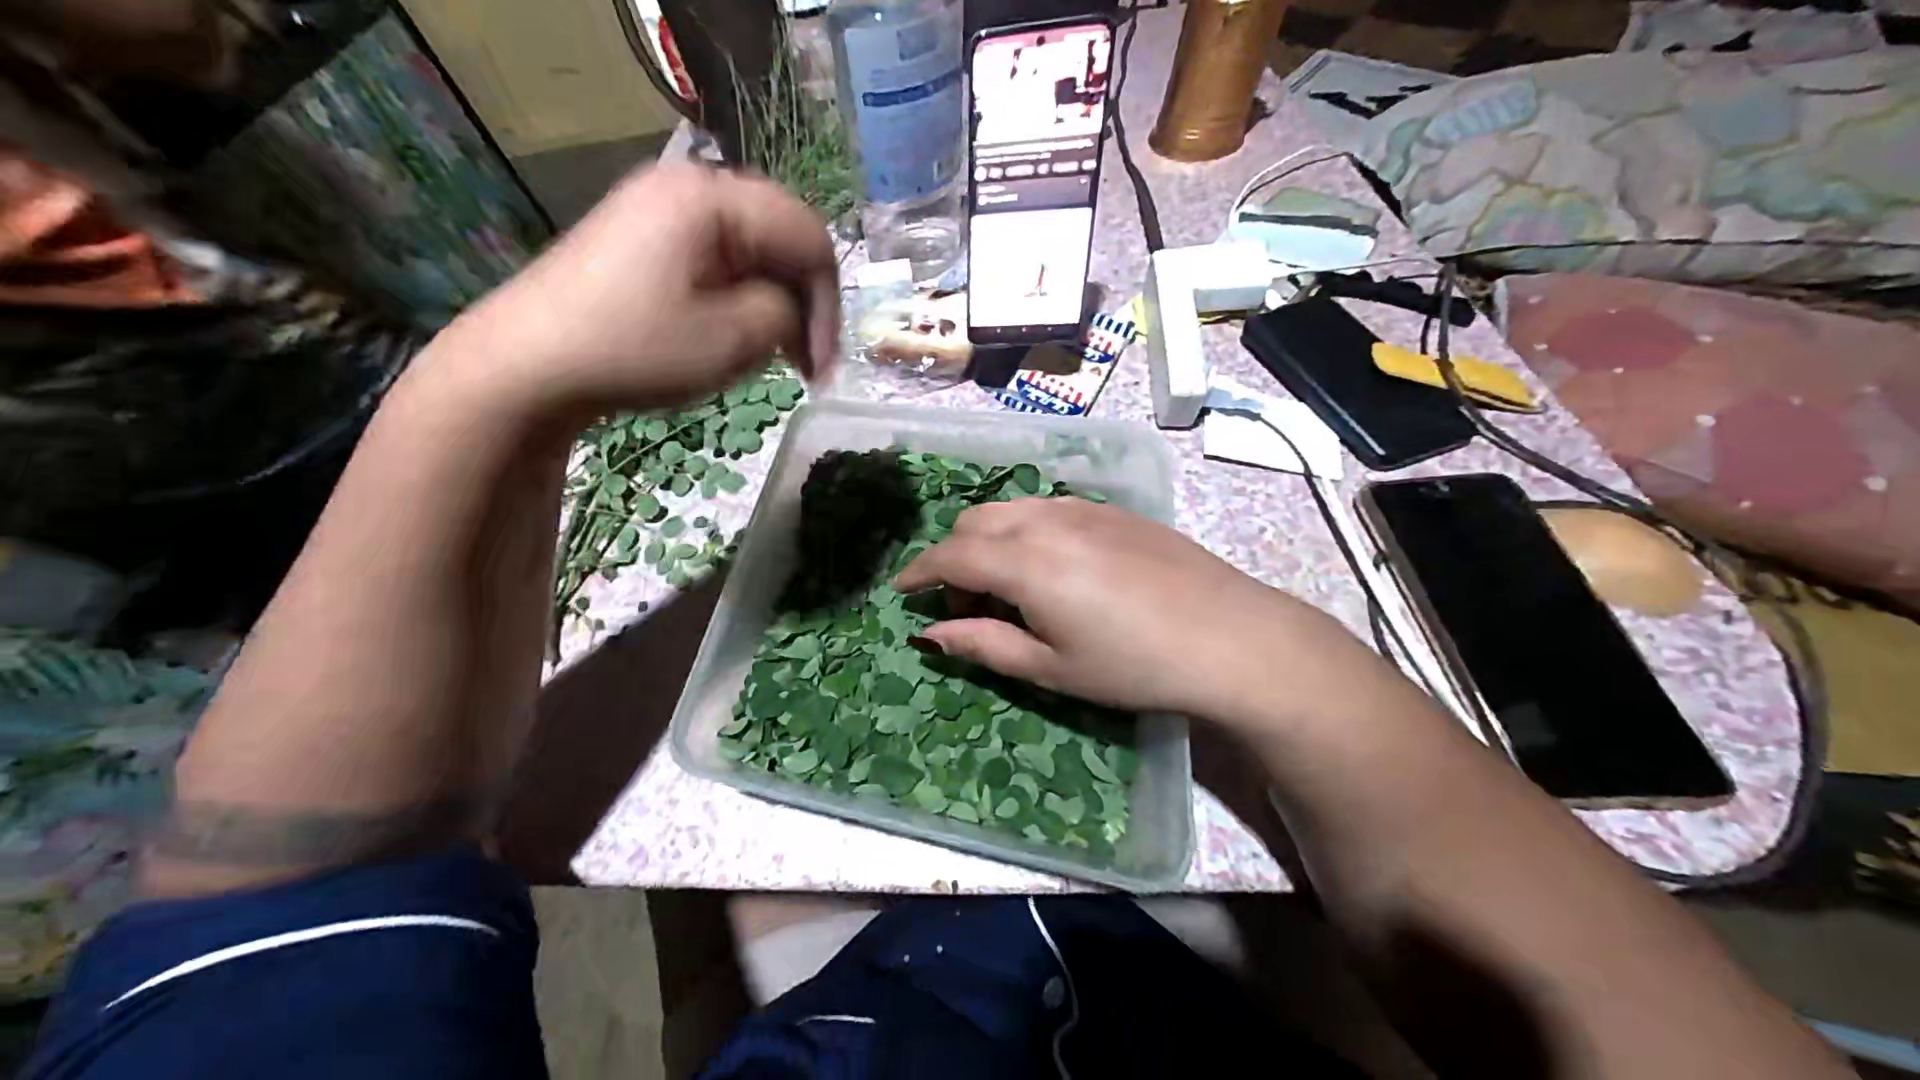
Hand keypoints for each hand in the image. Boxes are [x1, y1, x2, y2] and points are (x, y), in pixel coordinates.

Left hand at [445, 164, 838, 421]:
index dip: (828, 305)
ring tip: (772, 356)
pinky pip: (715, 258)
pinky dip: (738, 296)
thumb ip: (787, 314)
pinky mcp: (643, 236)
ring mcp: (660, 208)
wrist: (528, 364)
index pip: (809, 237)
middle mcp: (689, 186)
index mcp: (714, 197)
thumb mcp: (733, 339)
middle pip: (781, 237)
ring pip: (750, 250)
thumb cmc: (636, 348)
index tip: (823, 367)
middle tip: (804, 365)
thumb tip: (792, 310)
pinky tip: (733, 334)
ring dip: (773, 303)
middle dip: (802, 303)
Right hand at [893, 497, 1380, 732]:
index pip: (949, 556)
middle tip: (967, 606)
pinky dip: (1025, 531)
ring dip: (989, 542)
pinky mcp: (1112, 510)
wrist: (1231, 638)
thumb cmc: (1134, 665)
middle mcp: (1046, 521)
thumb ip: (983, 645)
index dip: (918, 573)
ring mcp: (1083, 508)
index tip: (902, 591)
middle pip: (973, 523)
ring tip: (1009, 589)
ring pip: (1009, 510)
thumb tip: (930, 633)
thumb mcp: (1051, 669)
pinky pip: (1046, 509)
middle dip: (954, 559)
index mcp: (1024, 562)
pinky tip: (1052, 570)